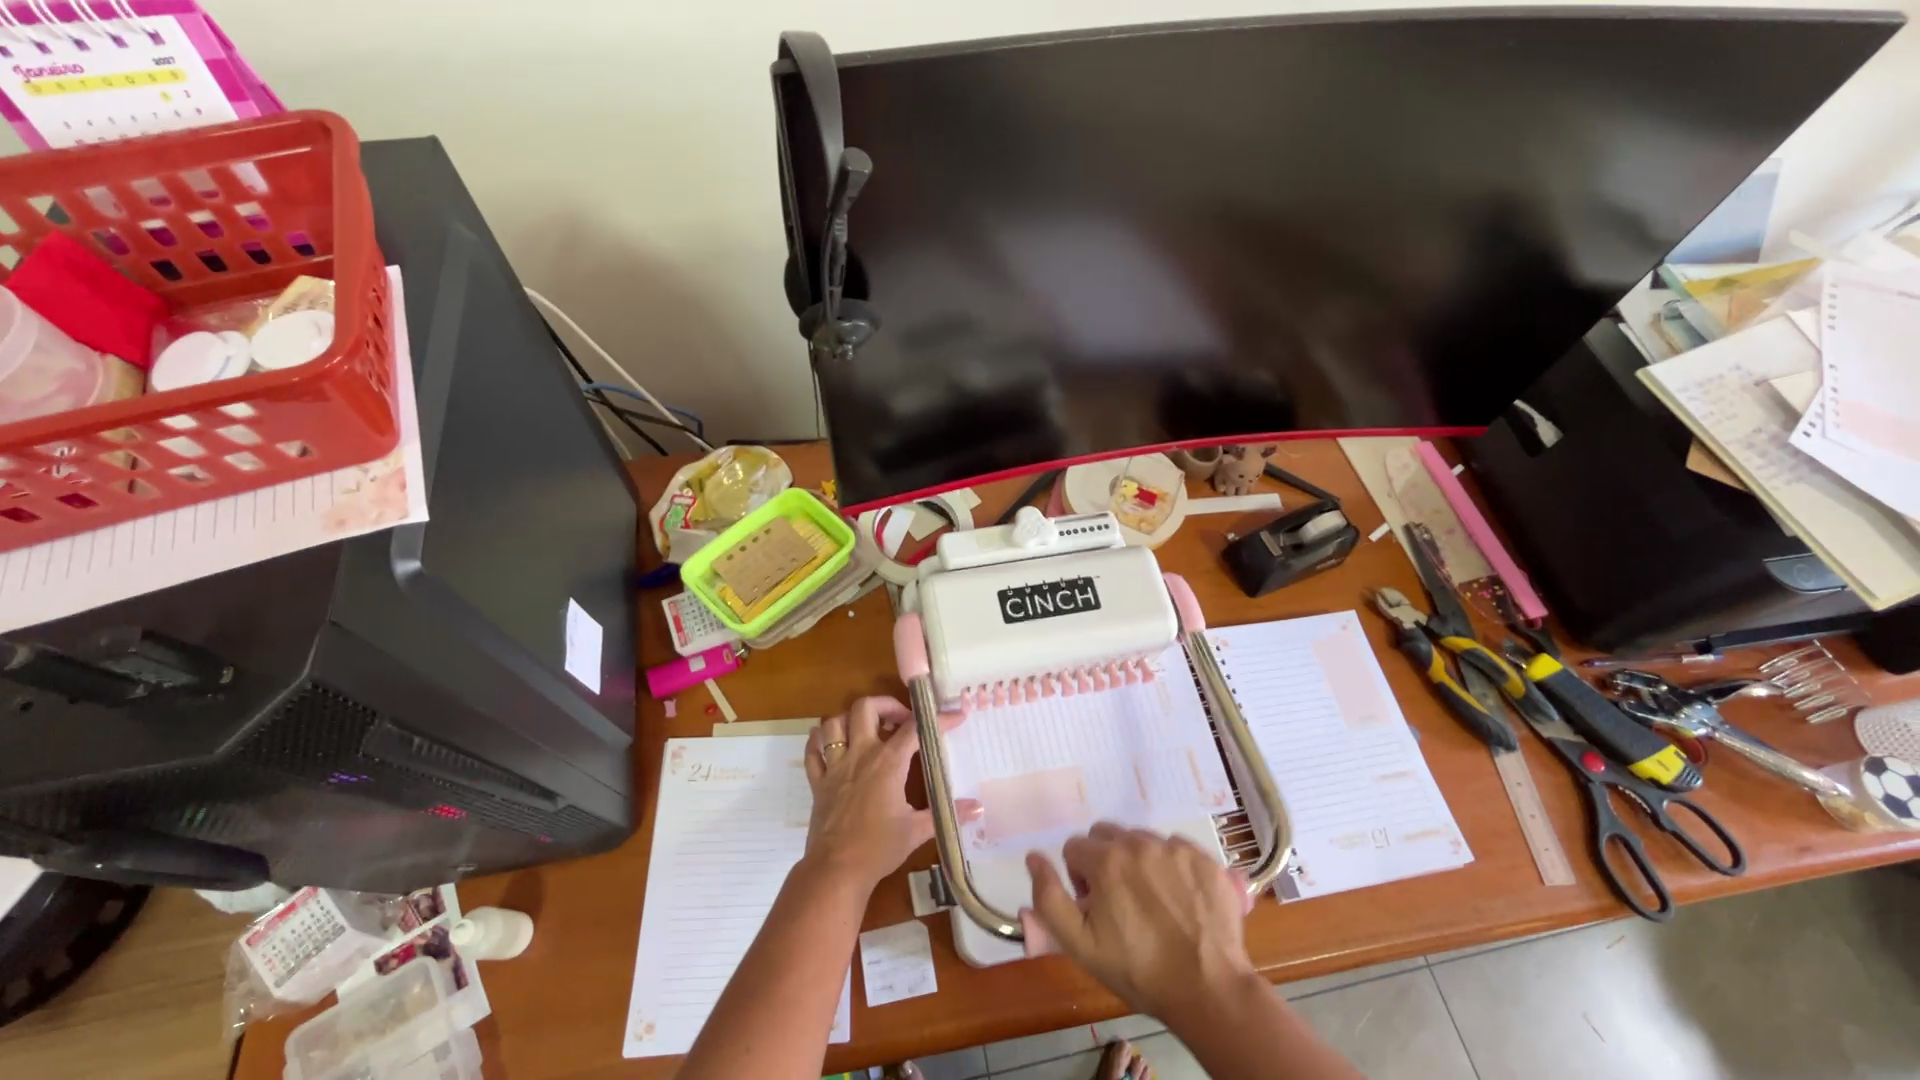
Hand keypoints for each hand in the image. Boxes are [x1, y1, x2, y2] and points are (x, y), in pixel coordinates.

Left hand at [803, 696, 974, 891]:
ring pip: (834, 723)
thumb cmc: (879, 848)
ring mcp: (835, 766)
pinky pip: (812, 751)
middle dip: (885, 704)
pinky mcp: (818, 782)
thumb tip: (978, 807)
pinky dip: (820, 741)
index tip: (955, 717)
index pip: (914, 729)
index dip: (938, 719)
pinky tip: (832, 745)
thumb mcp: (917, 831)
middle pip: (865, 708)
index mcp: (887, 763)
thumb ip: (945, 813)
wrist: (837, 870)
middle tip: (901, 720)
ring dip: (850, 719)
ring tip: (867, 730)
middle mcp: (860, 755)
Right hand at [1024, 824, 1255, 1020]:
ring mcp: (1176, 848)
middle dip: (1104, 861)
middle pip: (1107, 835)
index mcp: (1105, 860)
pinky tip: (1178, 899)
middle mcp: (1140, 843)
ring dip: (1137, 861)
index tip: (1093, 906)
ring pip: (1141, 839)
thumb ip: (1048, 897)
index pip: (1074, 848)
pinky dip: (1170, 866)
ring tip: (1150, 902)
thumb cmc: (1137, 969)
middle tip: (1117, 900)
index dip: (1078, 877)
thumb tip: (1034, 856)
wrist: (1207, 987)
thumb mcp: (1079, 944)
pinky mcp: (1205, 859)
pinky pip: (1175, 848)